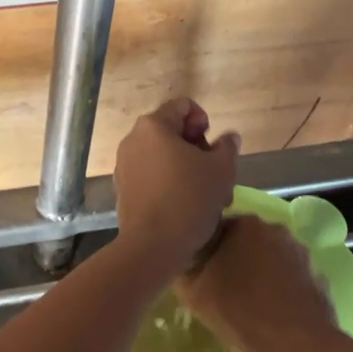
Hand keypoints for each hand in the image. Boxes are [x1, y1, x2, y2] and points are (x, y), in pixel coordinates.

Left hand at [112, 98, 240, 277]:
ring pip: (162, 156)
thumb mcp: (221, 171)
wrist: (152, 245)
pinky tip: (186, 205)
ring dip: (186, 167)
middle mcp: (133, 139)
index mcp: (153, 125)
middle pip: (170, 130)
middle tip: (216, 172)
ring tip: (207, 193)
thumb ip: (227, 148)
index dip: (203, 119)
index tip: (214, 145)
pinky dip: (169, 181)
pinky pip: (151, 175)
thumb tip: (230, 138)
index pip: (182, 106)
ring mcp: (124, 164)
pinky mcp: (123, 188)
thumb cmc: (189, 198)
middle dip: (197, 147)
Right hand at [176, 216, 338, 351]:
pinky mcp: (318, 276)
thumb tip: (180, 257)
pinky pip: (289, 277)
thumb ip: (182, 266)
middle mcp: (276, 229)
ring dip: (258, 273)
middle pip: (245, 242)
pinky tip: (272, 312)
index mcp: (245, 224)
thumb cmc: (240, 314)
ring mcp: (302, 252)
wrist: (298, 348)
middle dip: (234, 259)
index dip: (207, 253)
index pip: (216, 229)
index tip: (202, 275)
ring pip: (269, 259)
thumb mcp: (193, 292)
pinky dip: (280, 288)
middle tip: (221, 289)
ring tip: (248, 304)